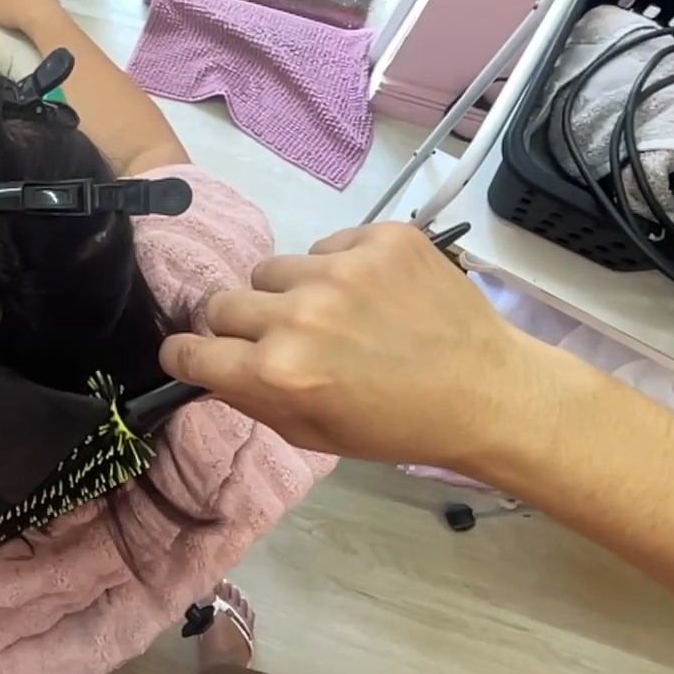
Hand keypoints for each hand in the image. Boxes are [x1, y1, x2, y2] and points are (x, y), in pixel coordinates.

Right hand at [159, 223, 572, 470]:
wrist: (488, 392)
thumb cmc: (394, 427)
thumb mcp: (309, 434)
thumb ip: (249, 398)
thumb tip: (209, 367)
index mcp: (278, 373)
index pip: (188, 352)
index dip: (186, 356)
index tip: (197, 355)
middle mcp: (298, 316)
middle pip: (220, 303)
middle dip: (237, 325)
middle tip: (276, 338)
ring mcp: (340, 269)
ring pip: (270, 269)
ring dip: (287, 293)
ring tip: (331, 312)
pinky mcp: (380, 238)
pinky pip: (324, 246)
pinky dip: (336, 269)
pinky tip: (371, 294)